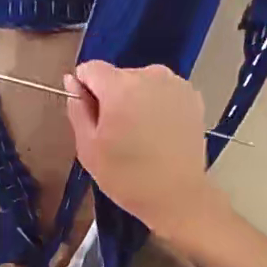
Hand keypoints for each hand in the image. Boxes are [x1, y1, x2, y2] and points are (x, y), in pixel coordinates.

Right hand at [65, 61, 222, 236]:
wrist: (178, 197)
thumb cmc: (127, 177)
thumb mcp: (88, 147)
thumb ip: (77, 108)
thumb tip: (72, 80)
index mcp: (121, 86)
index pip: (90, 69)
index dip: (85, 90)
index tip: (93, 118)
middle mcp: (151, 75)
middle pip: (118, 75)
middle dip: (114, 97)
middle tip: (120, 134)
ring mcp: (176, 85)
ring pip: (143, 82)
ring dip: (137, 99)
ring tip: (142, 135)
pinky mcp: (193, 98)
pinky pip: (164, 92)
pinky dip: (159, 105)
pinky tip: (162, 133)